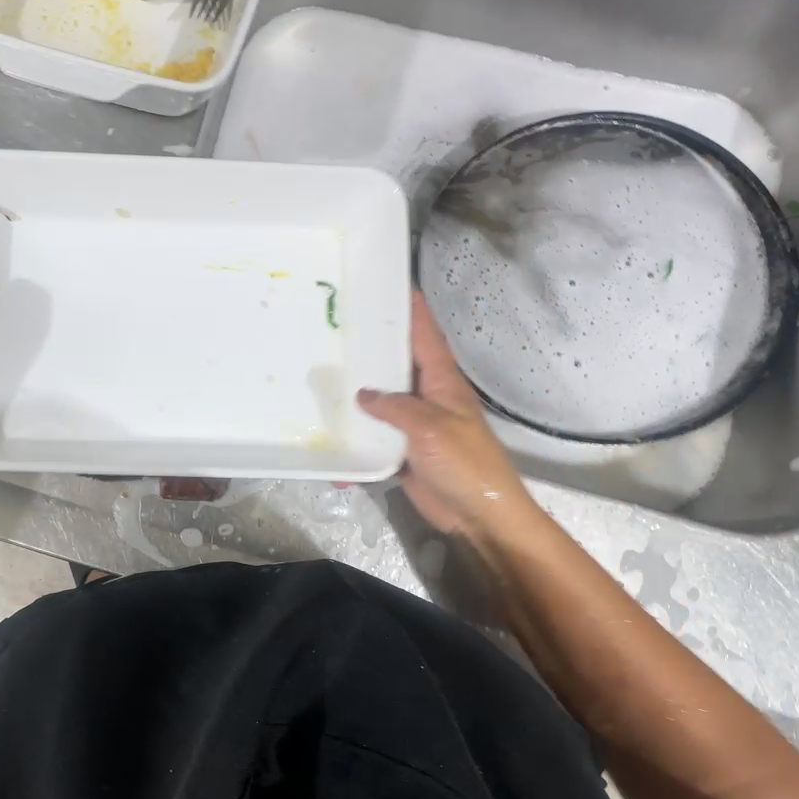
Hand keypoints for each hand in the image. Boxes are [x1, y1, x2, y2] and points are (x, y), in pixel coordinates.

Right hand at [356, 292, 539, 541]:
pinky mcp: (401, 452)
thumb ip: (395, 407)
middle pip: (395, 365)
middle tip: (335, 328)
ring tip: (319, 379)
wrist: (478, 515)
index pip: (425, 335)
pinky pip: (372, 440)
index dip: (411, 309)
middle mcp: (426, 397)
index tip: (391, 283)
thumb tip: (363, 394)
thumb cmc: (465, 464)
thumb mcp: (430, 428)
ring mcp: (413, 426)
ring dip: (354, 397)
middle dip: (370, 348)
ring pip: (378, 403)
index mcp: (442, 382)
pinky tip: (331, 449)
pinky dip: (353, 445)